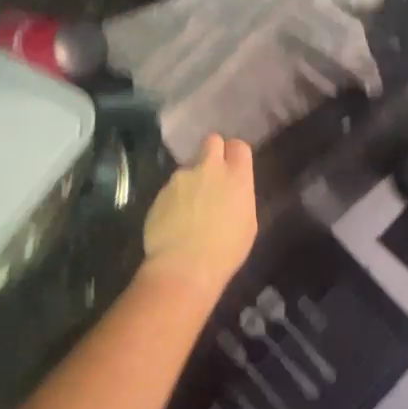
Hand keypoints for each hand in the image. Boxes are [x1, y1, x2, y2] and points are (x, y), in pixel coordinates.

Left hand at [141, 134, 257, 297]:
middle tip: (212, 175)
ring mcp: (181, 178)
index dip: (235, 154)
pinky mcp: (160, 192)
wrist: (184, 267)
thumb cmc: (225, 251)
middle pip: (212, 141)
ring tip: (188, 211)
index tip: (234, 167)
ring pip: (188, 169)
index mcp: (236, 177)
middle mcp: (209, 168)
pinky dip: (173, 200)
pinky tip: (174, 222)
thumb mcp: (247, 223)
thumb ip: (239, 197)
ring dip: (190, 183)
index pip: (239, 146)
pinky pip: (171, 189)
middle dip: (213, 152)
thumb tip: (230, 192)